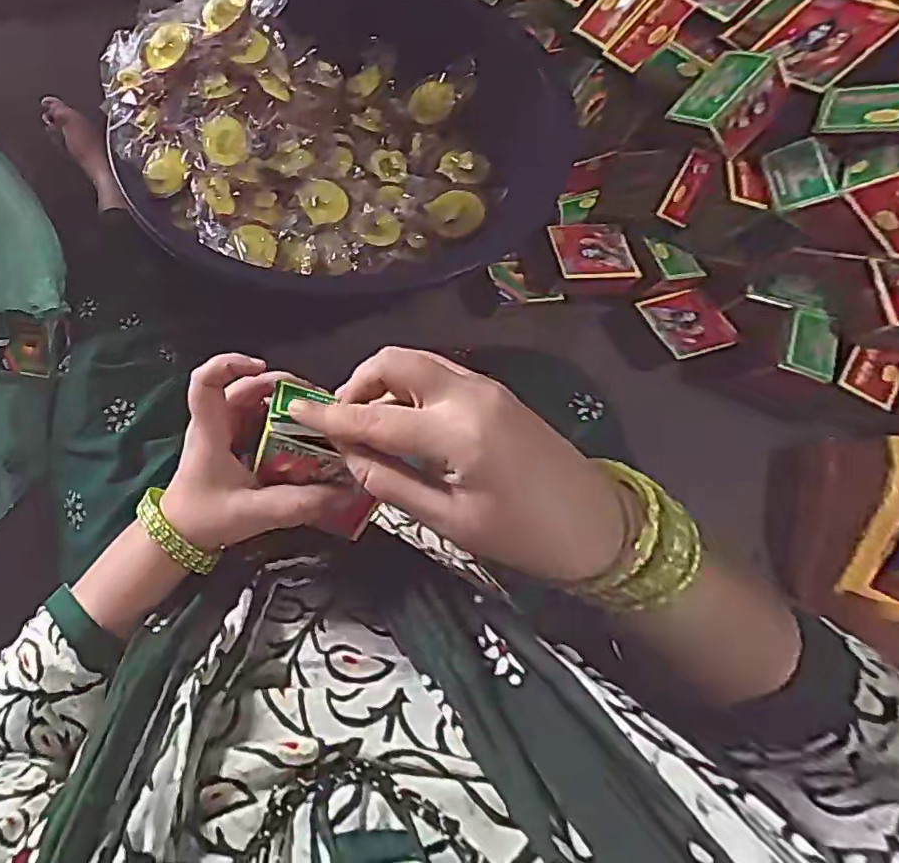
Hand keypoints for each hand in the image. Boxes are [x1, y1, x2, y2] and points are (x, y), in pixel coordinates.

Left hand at [160, 354, 364, 552]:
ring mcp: (223, 431)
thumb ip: (297, 504)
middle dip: (277, 384)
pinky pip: (257, 420)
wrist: (178, 535)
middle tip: (311, 396)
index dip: (230, 363)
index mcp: (209, 430)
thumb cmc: (202, 518)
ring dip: (281, 401)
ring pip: (252, 401)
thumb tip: (342, 495)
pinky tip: (301, 433)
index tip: (261, 367)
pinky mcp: (232, 442)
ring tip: (313, 412)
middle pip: (242, 385)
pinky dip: (278, 420)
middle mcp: (214, 422)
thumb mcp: (252, 512)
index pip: (206, 381)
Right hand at [288, 347, 626, 583]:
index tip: (293, 411)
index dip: (328, 417)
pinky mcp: (492, 392)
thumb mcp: (450, 521)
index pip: (374, 418)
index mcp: (458, 433)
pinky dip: (405, 389)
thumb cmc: (527, 537)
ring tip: (368, 425)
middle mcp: (468, 395)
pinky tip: (402, 423)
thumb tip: (346, 458)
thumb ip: (390, 484)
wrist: (606, 529)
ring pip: (412, 362)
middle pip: (392, 362)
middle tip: (342, 423)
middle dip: (356, 385)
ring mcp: (484, 388)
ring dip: (380, 384)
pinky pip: (433, 374)